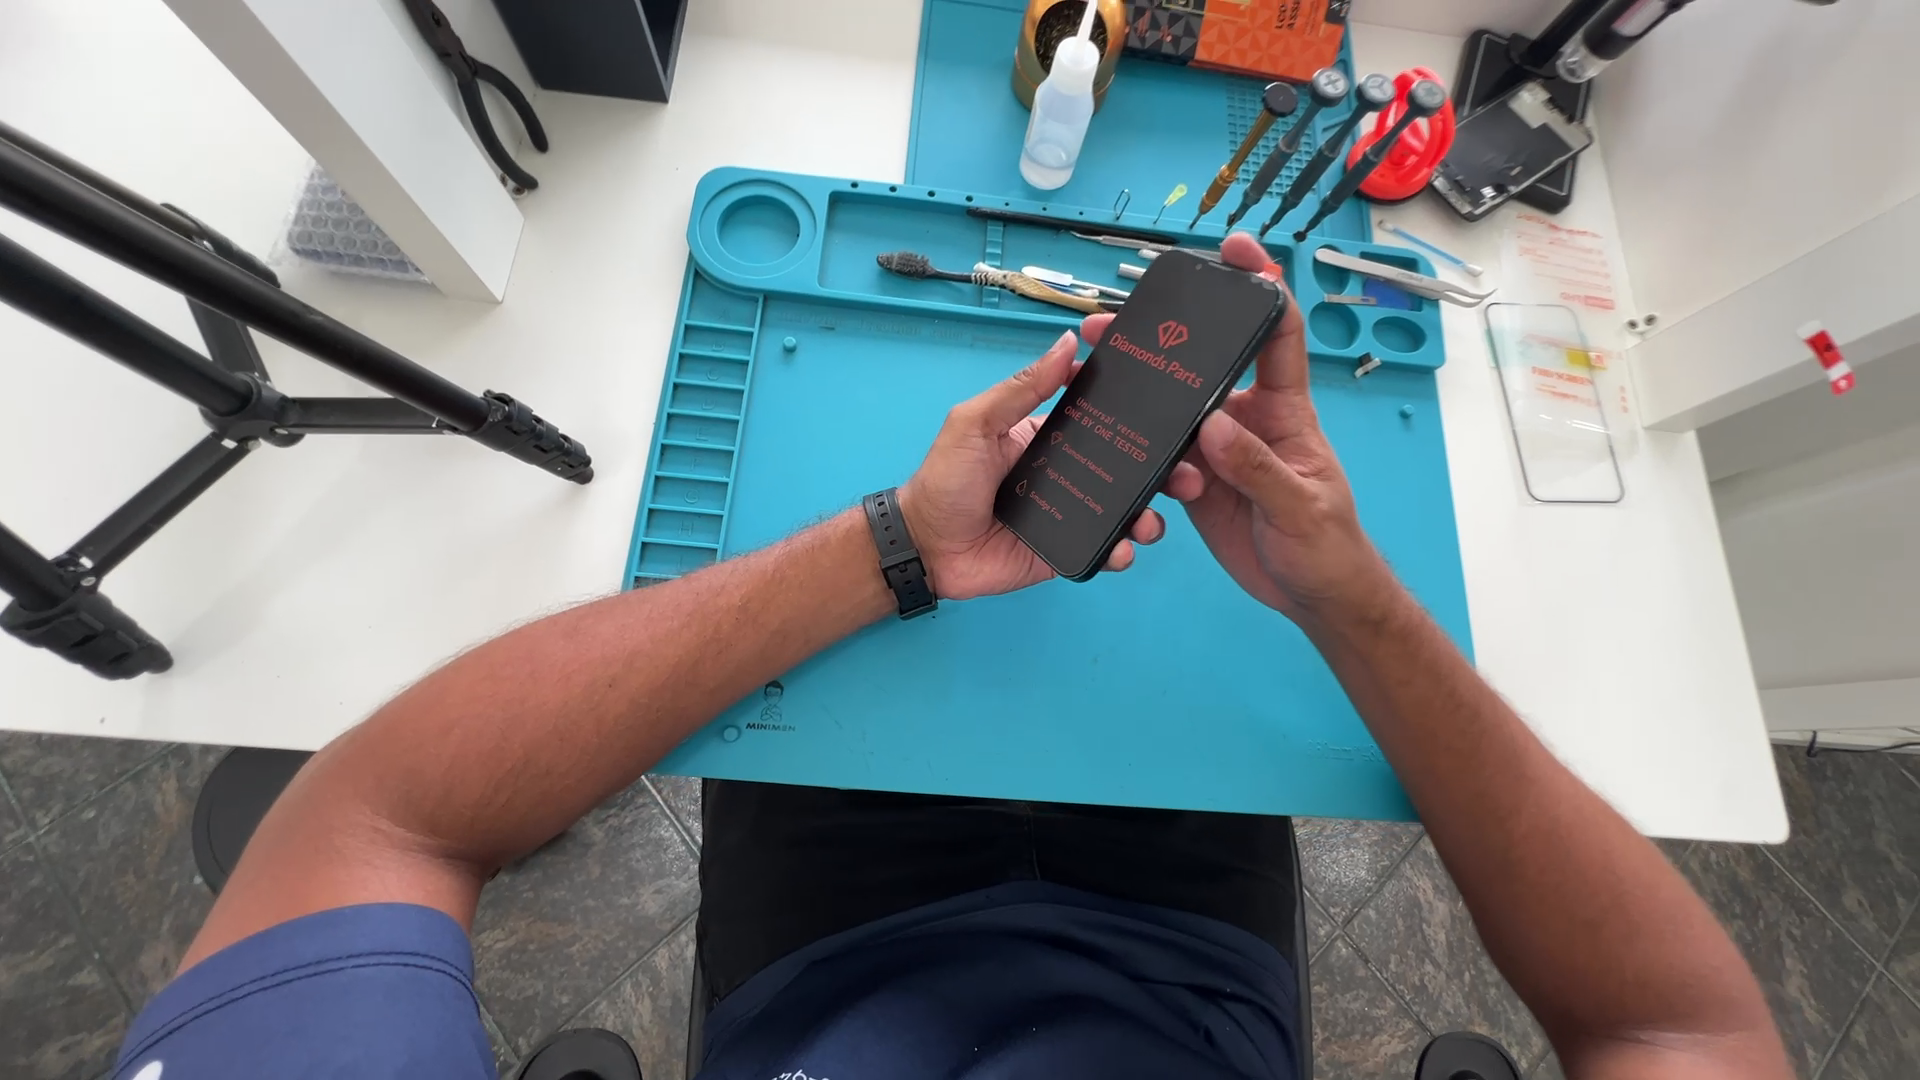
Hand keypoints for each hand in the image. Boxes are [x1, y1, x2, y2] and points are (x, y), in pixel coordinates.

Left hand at [899, 330, 1179, 600]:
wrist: (926, 547)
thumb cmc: (945, 479)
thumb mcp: (976, 422)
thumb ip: (1021, 387)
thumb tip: (1068, 342)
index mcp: (1049, 437)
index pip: (1102, 421)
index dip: (1139, 416)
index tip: (1178, 410)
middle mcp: (1068, 473)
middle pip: (1126, 469)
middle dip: (1163, 471)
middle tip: (1189, 476)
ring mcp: (1069, 515)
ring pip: (1123, 511)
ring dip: (1149, 514)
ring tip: (1153, 521)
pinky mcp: (1065, 552)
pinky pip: (1101, 550)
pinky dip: (1119, 552)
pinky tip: (1123, 550)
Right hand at [1079, 233, 1397, 624]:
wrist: (1310, 595)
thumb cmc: (1326, 545)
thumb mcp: (1300, 506)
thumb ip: (1258, 466)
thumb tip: (1212, 423)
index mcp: (1284, 412)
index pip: (1276, 335)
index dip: (1259, 287)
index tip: (1234, 251)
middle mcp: (1245, 420)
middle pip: (1202, 366)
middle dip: (1161, 339)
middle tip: (1110, 322)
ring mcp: (1215, 451)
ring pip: (1172, 408)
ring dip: (1135, 390)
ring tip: (1089, 372)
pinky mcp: (1193, 482)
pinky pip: (1159, 456)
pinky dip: (1133, 444)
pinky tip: (1102, 432)